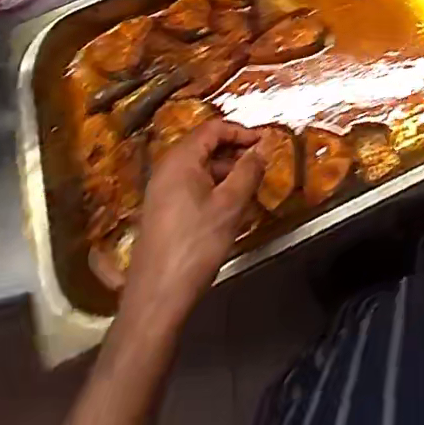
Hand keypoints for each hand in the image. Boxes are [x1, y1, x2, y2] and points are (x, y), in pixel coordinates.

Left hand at [120, 119, 265, 326]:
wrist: (158, 295)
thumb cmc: (197, 244)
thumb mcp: (231, 204)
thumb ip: (249, 170)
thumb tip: (262, 148)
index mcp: (180, 161)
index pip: (213, 129)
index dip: (241, 131)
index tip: (265, 142)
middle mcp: (166, 170)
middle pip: (204, 145)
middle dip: (235, 149)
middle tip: (261, 161)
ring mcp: (161, 191)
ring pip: (199, 167)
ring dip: (226, 169)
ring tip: (251, 184)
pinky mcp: (162, 211)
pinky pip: (192, 185)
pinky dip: (214, 185)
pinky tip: (231, 205)